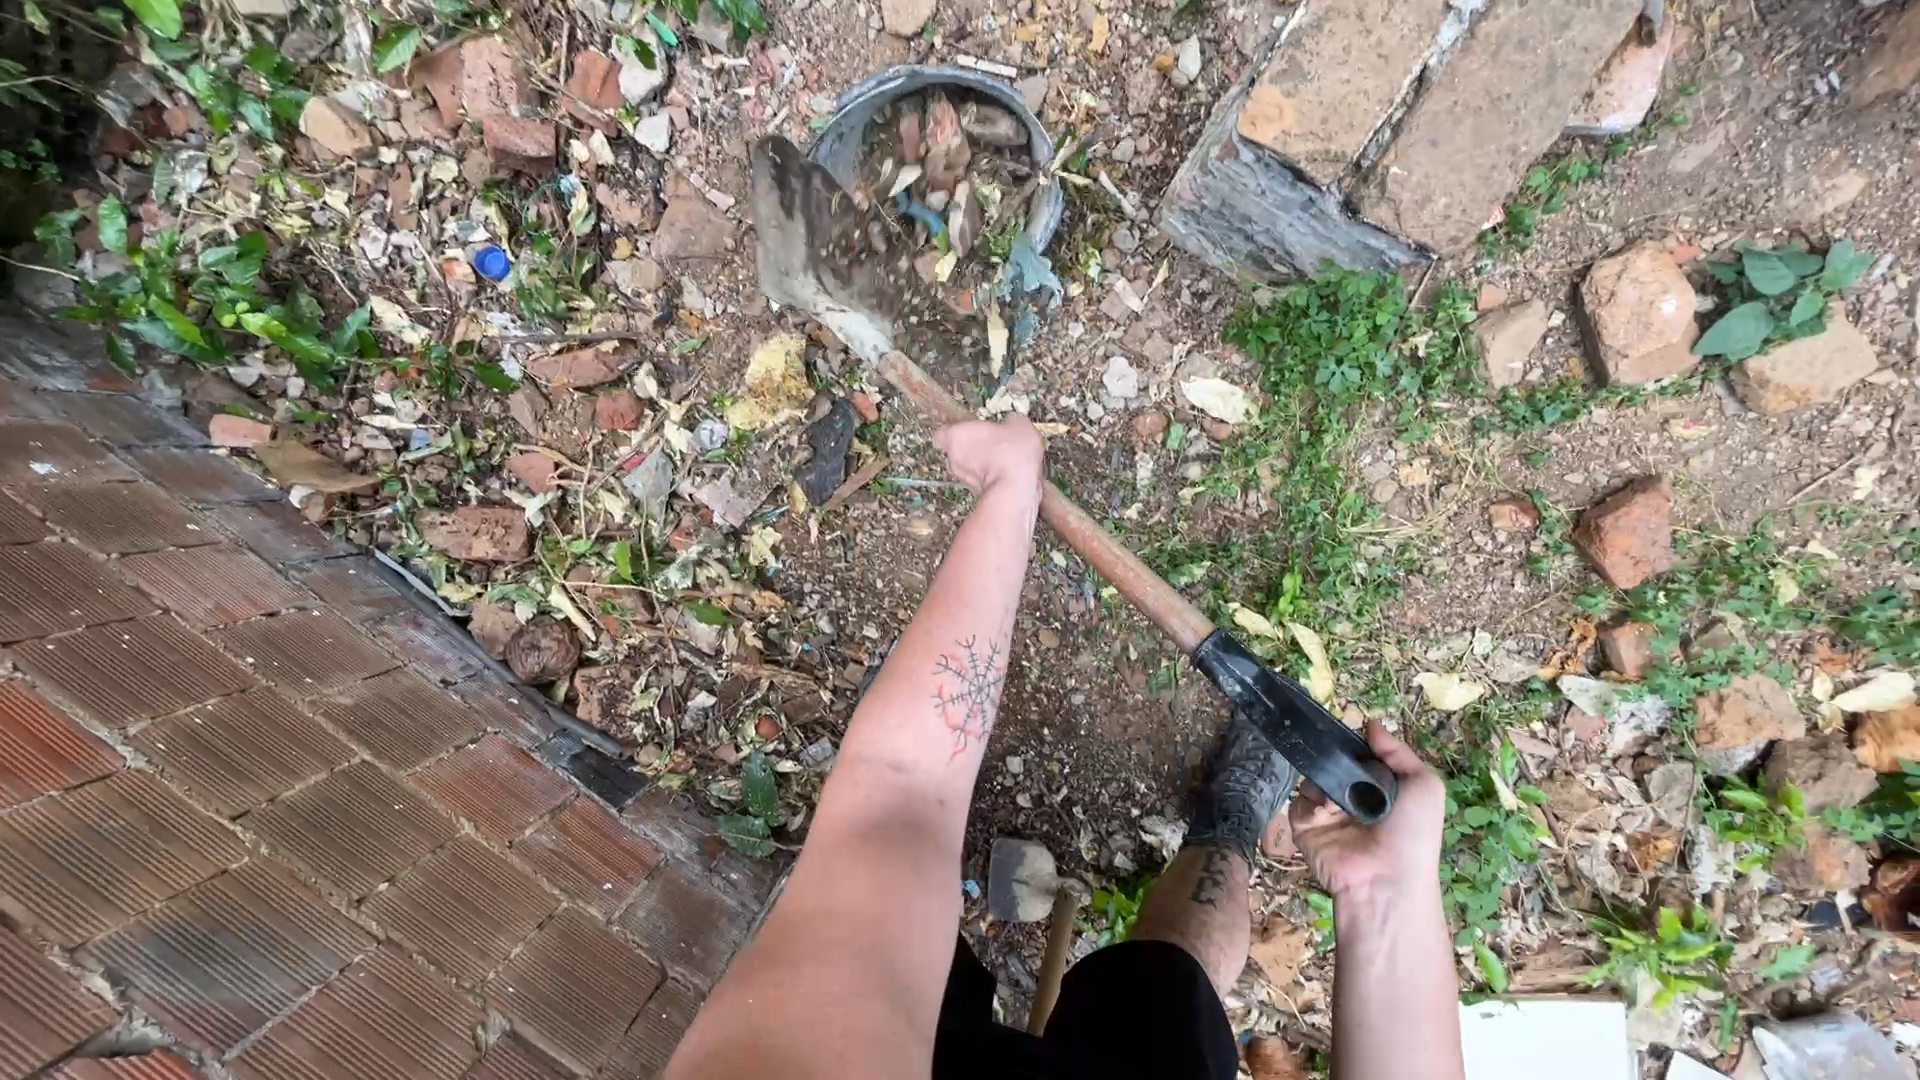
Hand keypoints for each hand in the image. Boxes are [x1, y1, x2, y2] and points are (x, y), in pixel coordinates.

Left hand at [933, 416, 1043, 498]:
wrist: (1017, 488)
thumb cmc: (1011, 450)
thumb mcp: (1018, 424)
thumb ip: (1009, 422)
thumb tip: (1012, 423)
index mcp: (955, 436)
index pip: (941, 435)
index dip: (955, 433)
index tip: (968, 431)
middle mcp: (953, 460)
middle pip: (955, 453)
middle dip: (971, 449)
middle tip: (990, 444)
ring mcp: (964, 481)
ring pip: (968, 470)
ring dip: (980, 466)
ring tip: (1003, 461)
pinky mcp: (978, 497)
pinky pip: (982, 483)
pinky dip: (991, 480)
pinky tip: (1009, 476)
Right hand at [1288, 720, 1444, 901]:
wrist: (1385, 878)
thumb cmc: (1411, 832)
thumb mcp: (1423, 786)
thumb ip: (1398, 752)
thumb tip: (1370, 722)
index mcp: (1377, 788)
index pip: (1357, 756)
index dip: (1352, 744)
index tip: (1347, 734)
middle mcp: (1349, 797)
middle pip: (1330, 763)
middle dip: (1332, 760)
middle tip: (1338, 764)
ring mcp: (1325, 811)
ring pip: (1311, 778)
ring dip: (1322, 781)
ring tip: (1336, 798)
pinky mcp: (1304, 824)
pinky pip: (1298, 800)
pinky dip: (1310, 802)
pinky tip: (1326, 813)